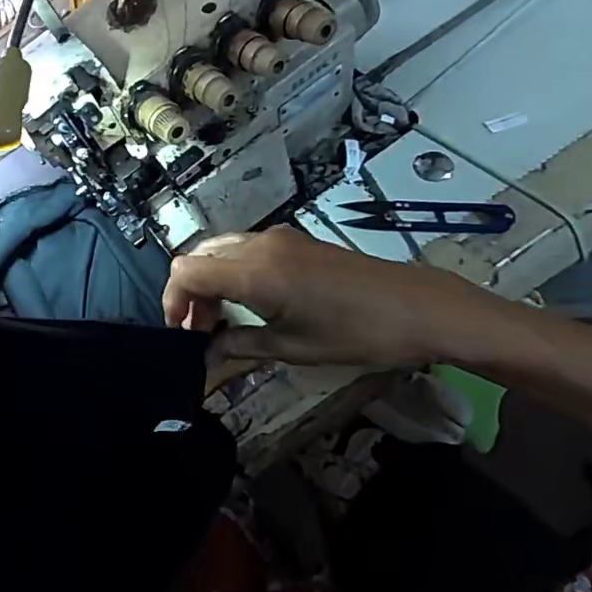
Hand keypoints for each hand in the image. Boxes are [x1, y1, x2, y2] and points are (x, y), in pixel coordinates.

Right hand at [163, 226, 504, 368]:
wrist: (419, 306)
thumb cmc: (358, 333)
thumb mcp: (294, 347)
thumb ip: (240, 345)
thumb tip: (206, 354)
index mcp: (255, 272)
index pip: (187, 272)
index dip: (172, 300)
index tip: (181, 332)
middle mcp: (258, 245)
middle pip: (197, 256)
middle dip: (189, 293)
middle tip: (200, 331)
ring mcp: (277, 237)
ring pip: (218, 251)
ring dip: (210, 282)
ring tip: (221, 320)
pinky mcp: (292, 239)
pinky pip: (243, 249)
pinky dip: (231, 272)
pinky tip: (249, 301)